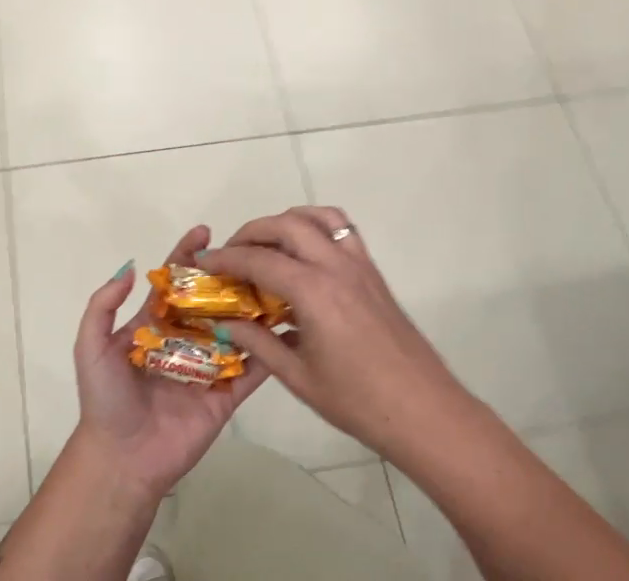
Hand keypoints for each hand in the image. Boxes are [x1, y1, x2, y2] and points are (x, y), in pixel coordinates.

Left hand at [70, 225, 271, 497]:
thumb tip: (131, 267)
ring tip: (275, 282)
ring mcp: (207, 367)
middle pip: (209, 301)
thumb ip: (104, 306)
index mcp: (153, 326)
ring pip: (234, 331)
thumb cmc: (104, 399)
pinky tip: (287, 329)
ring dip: (252, 308)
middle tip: (252, 253)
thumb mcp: (90, 346)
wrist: (121, 458)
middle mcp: (183, 340)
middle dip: (227, 277)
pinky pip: (251, 371)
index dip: (186, 256)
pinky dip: (269, 353)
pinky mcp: (226, 395)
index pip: (173, 283)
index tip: (204, 231)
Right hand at [197, 207, 465, 455]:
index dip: (225, 259)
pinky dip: (316, 227)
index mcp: (313, 291)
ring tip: (267, 246)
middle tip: (231, 255)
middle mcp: (335, 266)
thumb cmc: (358, 402)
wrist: (424, 411)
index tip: (203, 263)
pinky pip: (342, 230)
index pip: (258, 260)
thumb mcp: (298, 377)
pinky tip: (304, 256)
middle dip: (251, 233)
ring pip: (317, 217)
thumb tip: (224, 323)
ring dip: (286, 222)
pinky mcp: (373, 273)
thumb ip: (258, 343)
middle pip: (285, 225)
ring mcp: (359, 265)